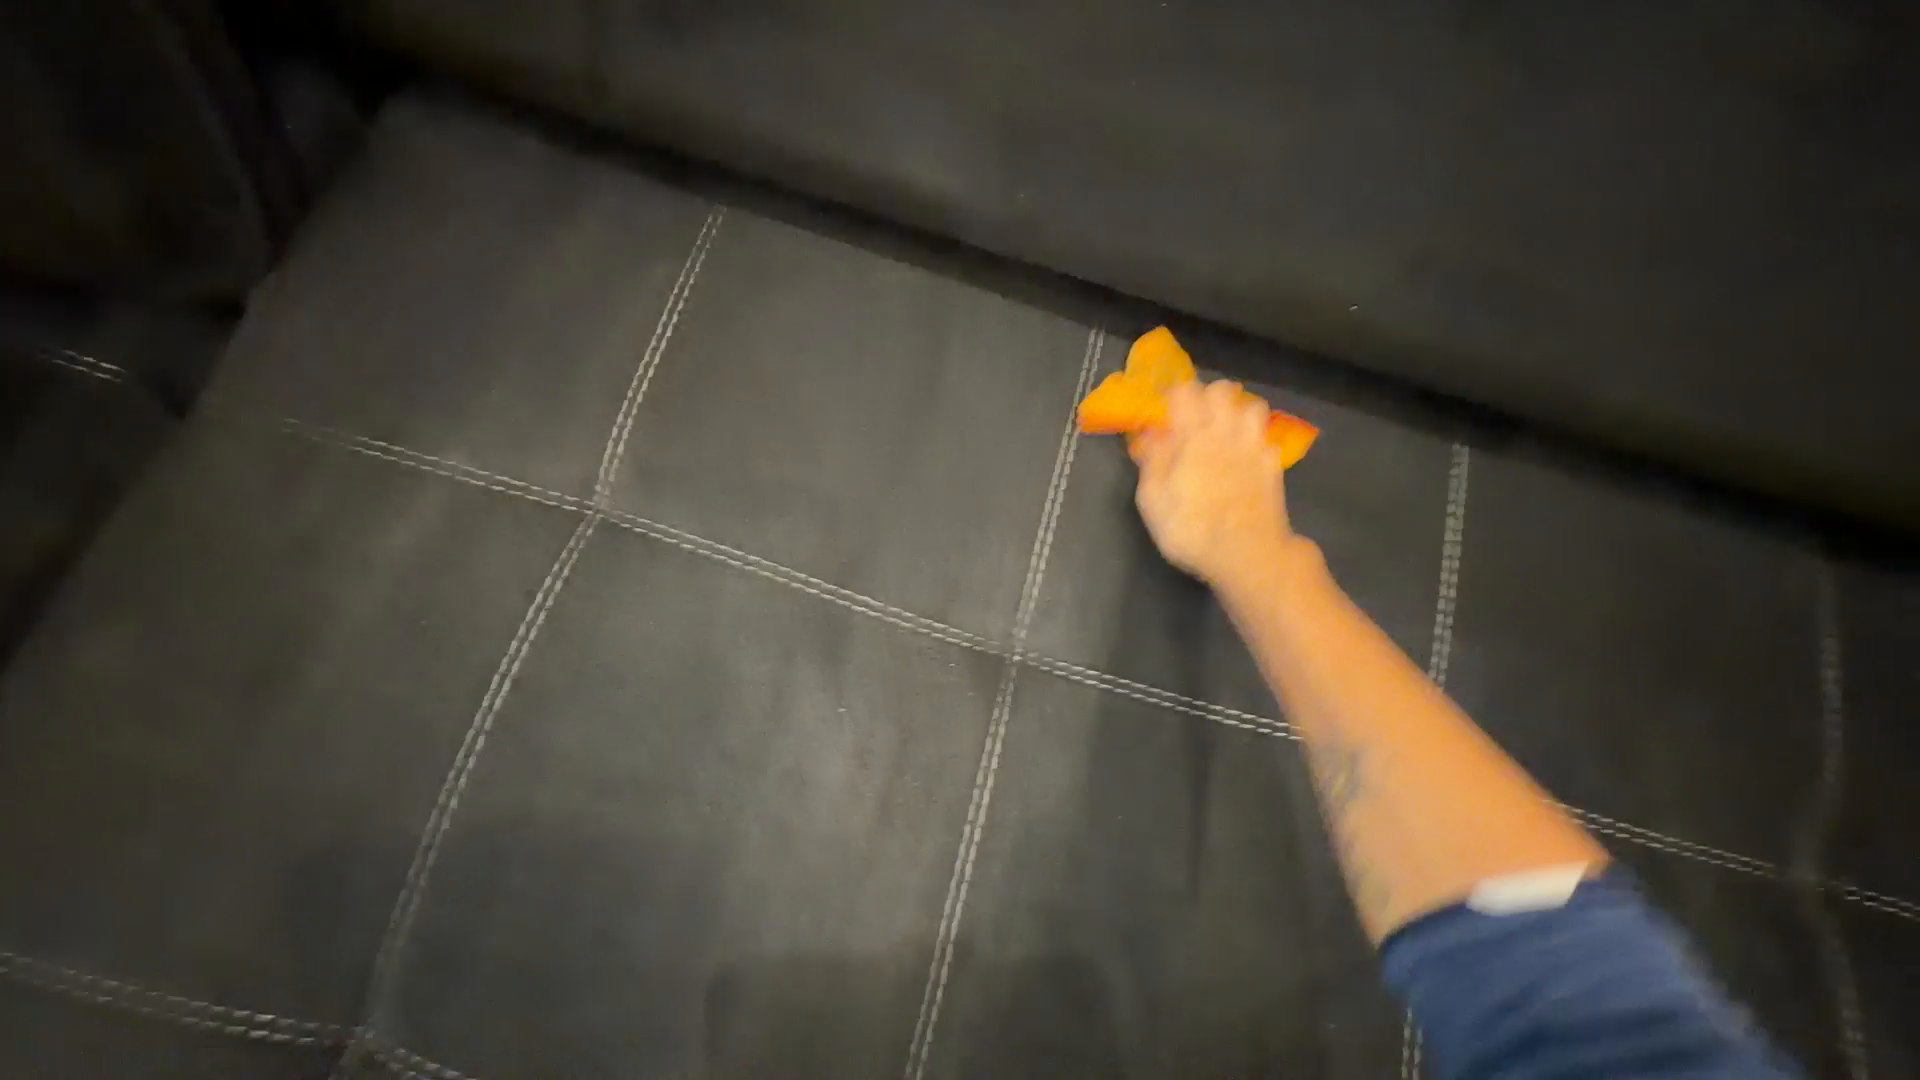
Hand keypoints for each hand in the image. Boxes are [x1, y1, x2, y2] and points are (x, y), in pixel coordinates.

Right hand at [1131, 380, 1293, 584]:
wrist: (1247, 554)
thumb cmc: (1190, 528)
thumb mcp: (1153, 499)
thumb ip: (1152, 460)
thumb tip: (1150, 433)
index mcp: (1193, 435)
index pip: (1185, 391)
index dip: (1172, 394)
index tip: (1163, 409)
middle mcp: (1226, 432)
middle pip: (1222, 390)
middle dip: (1206, 397)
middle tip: (1193, 418)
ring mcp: (1255, 446)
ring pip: (1251, 407)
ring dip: (1236, 413)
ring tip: (1223, 432)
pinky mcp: (1274, 465)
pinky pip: (1265, 438)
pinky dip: (1254, 441)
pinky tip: (1244, 458)